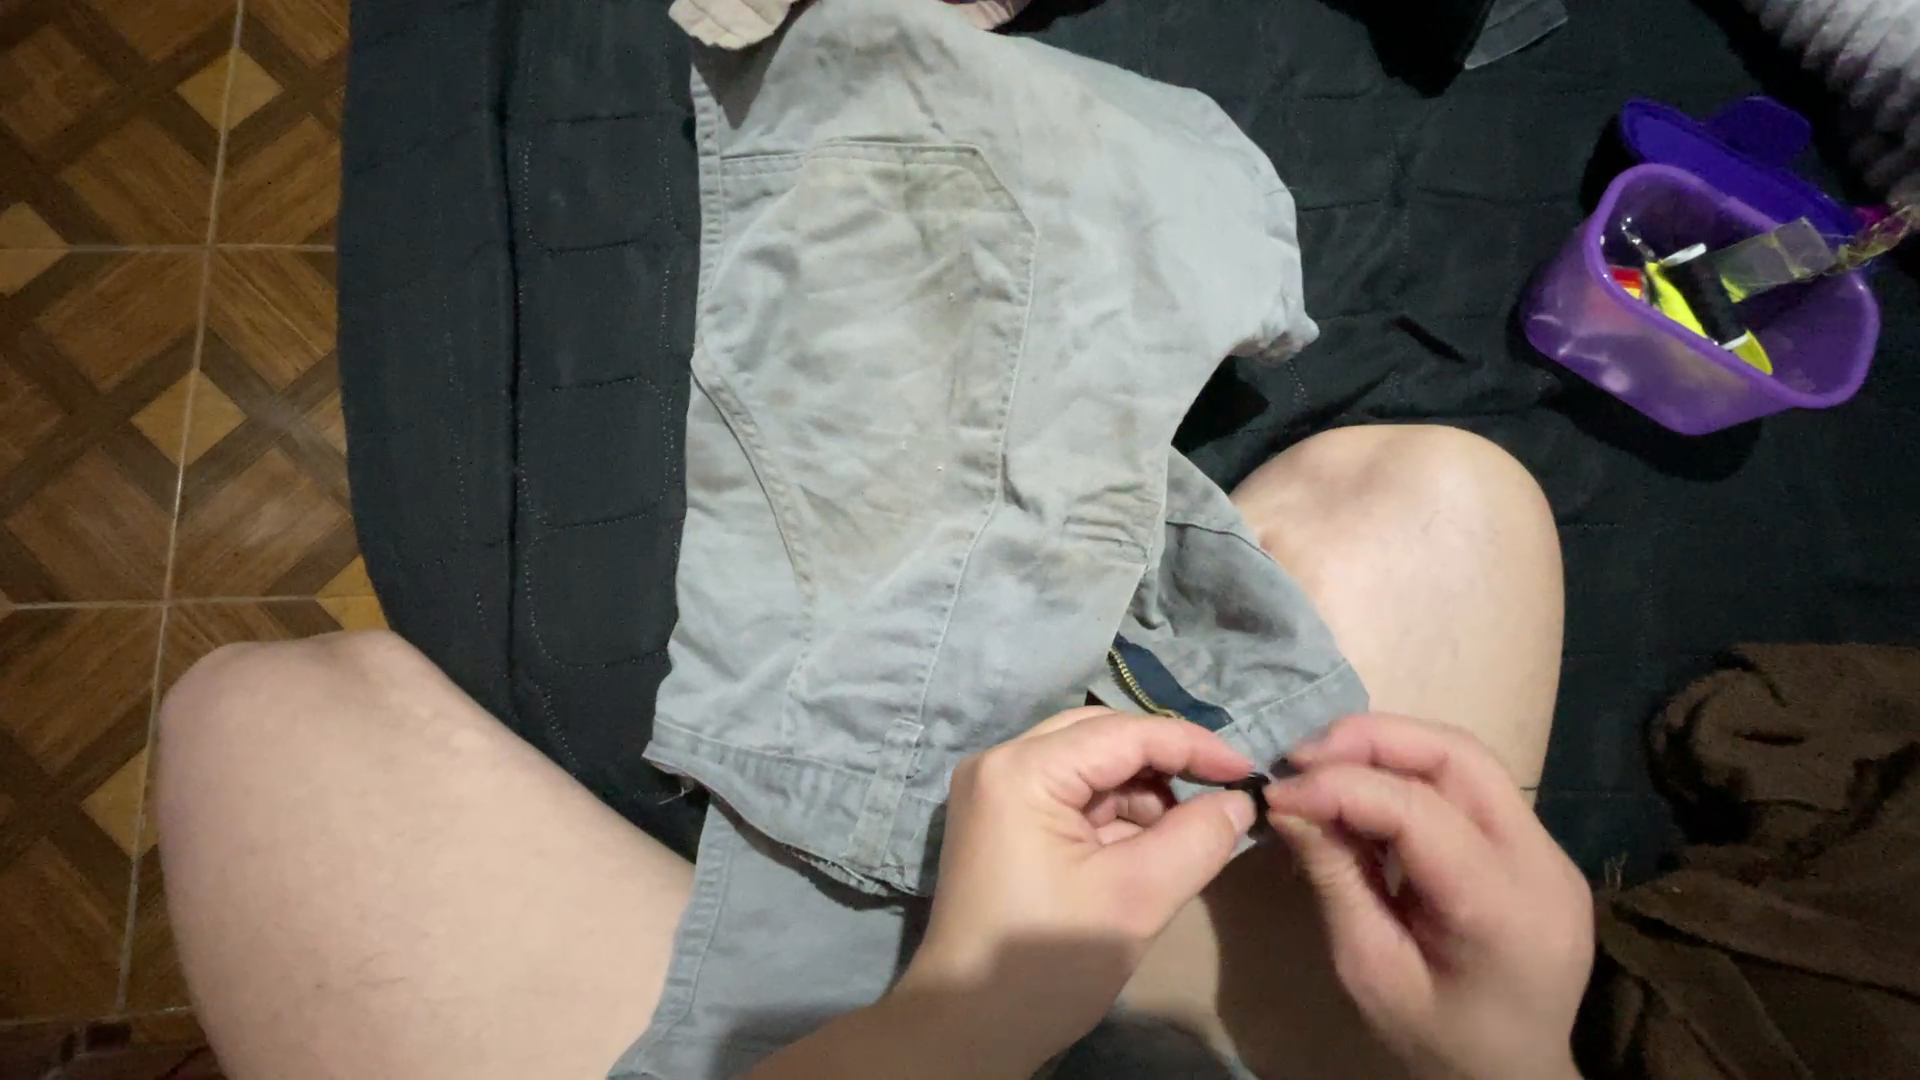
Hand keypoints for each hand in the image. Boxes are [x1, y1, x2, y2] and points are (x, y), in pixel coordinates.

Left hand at [898, 707, 1259, 1067]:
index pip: (1120, 732)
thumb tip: (1238, 802)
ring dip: (1138, 788)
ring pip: (1085, 760)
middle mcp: (1000, 760)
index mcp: (1021, 769)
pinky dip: (1110, 809)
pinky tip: (1143, 842)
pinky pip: (1067, 790)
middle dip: (1162, 761)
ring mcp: (993, 786)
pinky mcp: (998, 813)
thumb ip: (1195, 840)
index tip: (1246, 770)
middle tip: (1218, 792)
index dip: (1190, 744)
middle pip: (1098, 735)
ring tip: (1181, 832)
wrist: (969, 1027)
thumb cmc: (1048, 964)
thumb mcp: (1135, 900)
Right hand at [1265, 714, 1592, 1079]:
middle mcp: (1541, 864)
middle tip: (1300, 758)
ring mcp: (1544, 848)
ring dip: (1383, 746)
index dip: (1338, 786)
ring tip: (1321, 765)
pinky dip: (1401, 767)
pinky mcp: (1530, 842)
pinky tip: (1359, 787)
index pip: (1418, 809)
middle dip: (1368, 740)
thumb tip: (1284, 802)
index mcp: (1505, 911)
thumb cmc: (1435, 1037)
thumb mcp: (1368, 967)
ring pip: (1460, 754)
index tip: (1277, 792)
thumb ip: (1334, 877)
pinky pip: (1462, 779)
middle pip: (1456, 755)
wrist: (1513, 1078)